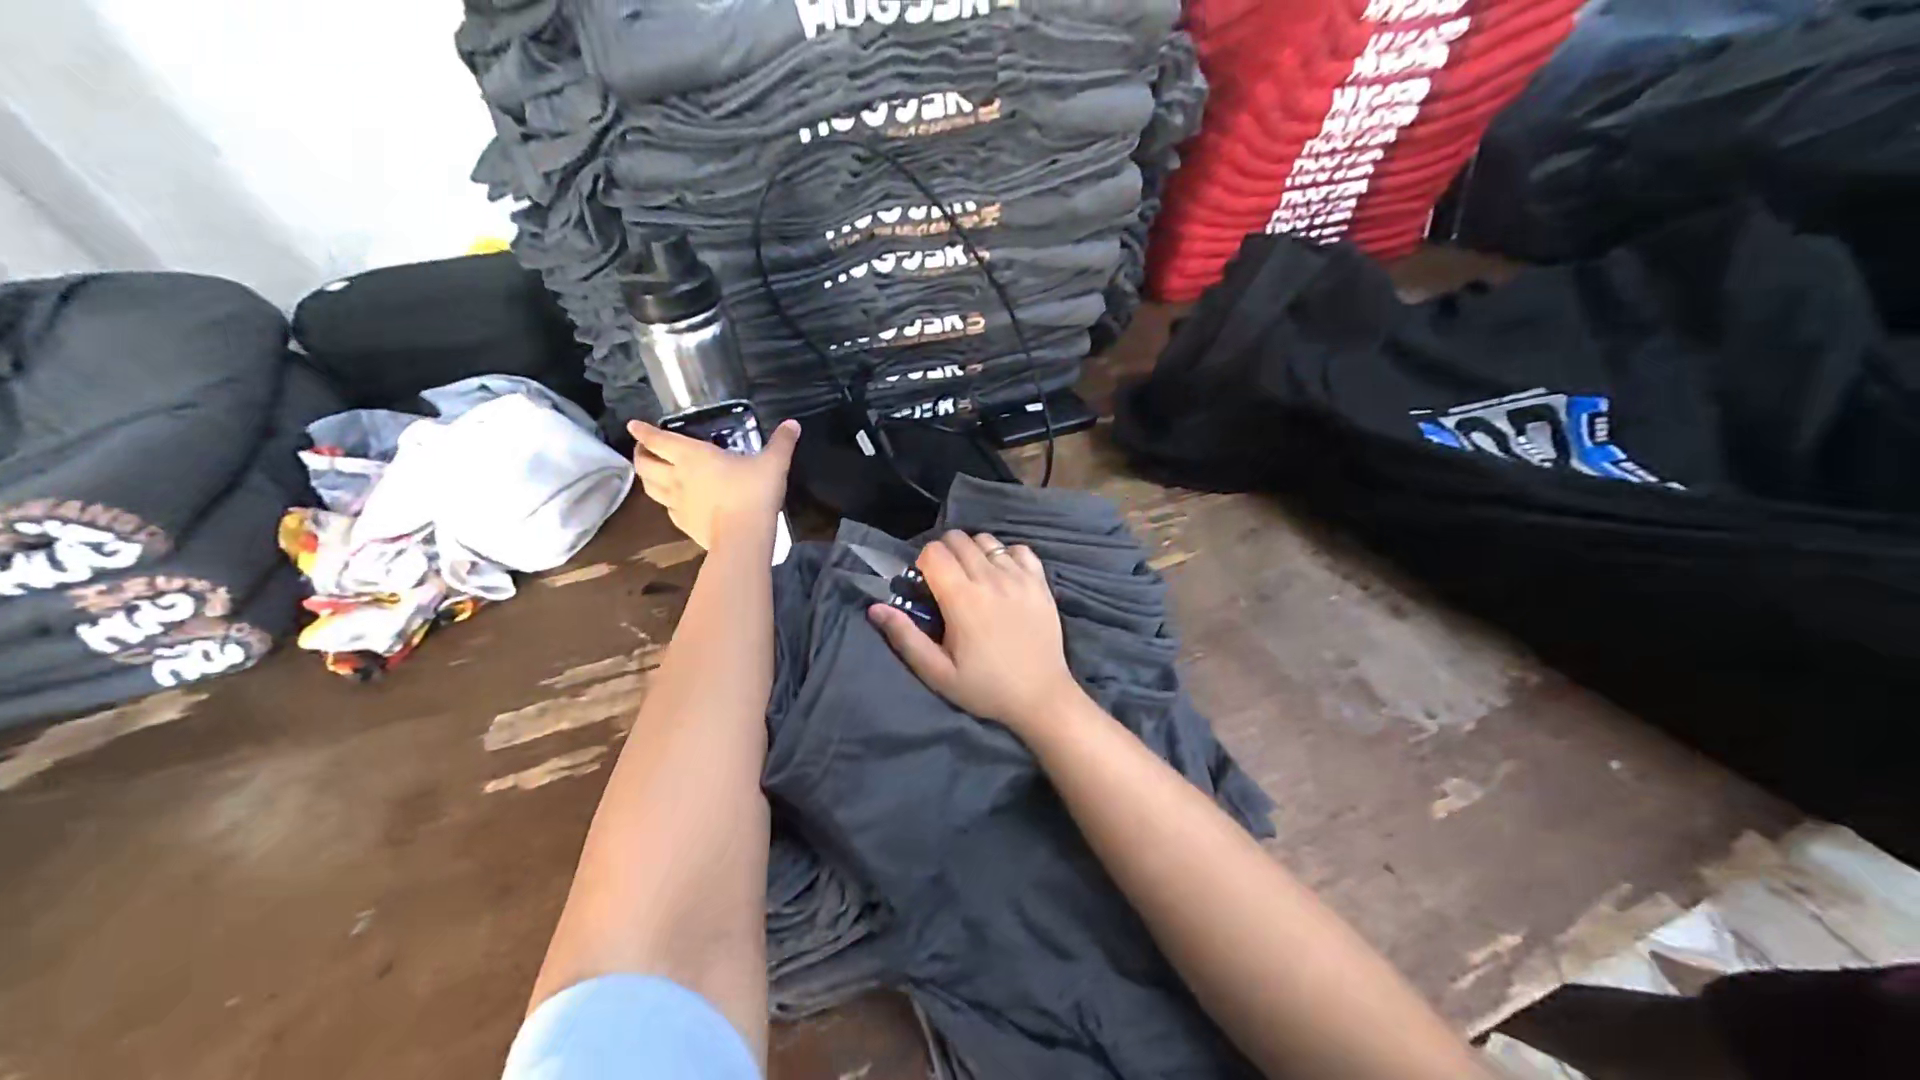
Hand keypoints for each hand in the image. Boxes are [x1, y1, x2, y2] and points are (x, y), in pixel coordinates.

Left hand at [628, 419, 798, 550]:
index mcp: (692, 456)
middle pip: (645, 464)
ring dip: (646, 478)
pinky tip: (672, 502)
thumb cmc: (753, 493)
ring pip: (649, 487)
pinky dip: (664, 501)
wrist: (743, 537)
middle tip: (643, 449)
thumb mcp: (773, 463)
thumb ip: (782, 442)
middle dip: (640, 454)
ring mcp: (676, 503)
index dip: (643, 431)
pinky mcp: (682, 523)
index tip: (633, 425)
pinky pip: (666, 509)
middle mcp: (677, 477)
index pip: (658, 440)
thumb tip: (793, 424)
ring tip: (650, 473)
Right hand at [867, 530, 1083, 736]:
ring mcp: (1020, 577)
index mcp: (962, 598)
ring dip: (973, 552)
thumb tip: (876, 608)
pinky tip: (1003, 577)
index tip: (926, 585)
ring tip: (974, 578)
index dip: (923, 563)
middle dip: (945, 554)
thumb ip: (905, 637)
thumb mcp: (938, 673)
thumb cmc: (985, 688)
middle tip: (946, 582)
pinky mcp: (1041, 582)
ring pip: (987, 541)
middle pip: (958, 539)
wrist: (1041, 697)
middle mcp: (991, 579)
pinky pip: (1019, 550)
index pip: (934, 551)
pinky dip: (1006, 556)